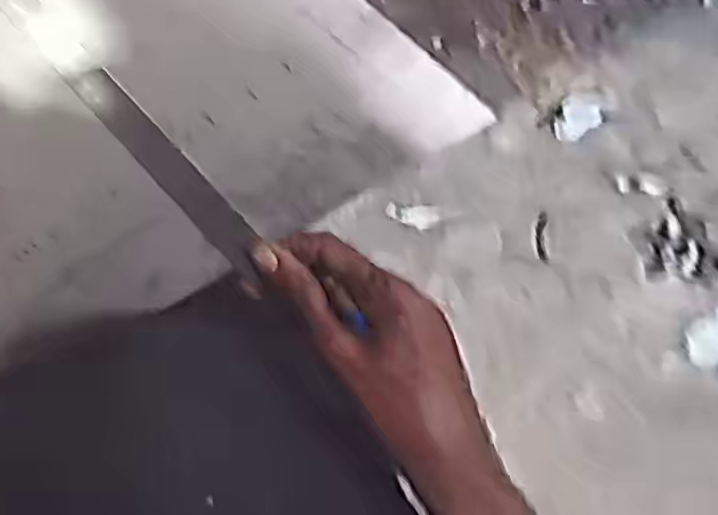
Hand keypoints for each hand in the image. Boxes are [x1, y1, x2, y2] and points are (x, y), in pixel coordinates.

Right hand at [256, 233, 530, 514]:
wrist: (453, 470)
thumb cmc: (407, 418)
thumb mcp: (340, 350)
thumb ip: (303, 297)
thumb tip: (275, 260)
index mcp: (395, 292)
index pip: (330, 247)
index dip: (291, 250)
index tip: (264, 260)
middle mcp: (412, 298)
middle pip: (344, 265)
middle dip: (305, 274)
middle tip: (272, 287)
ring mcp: (420, 317)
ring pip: (357, 287)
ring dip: (324, 295)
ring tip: (301, 318)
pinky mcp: (421, 337)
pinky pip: (374, 308)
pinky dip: (347, 313)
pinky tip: (333, 337)